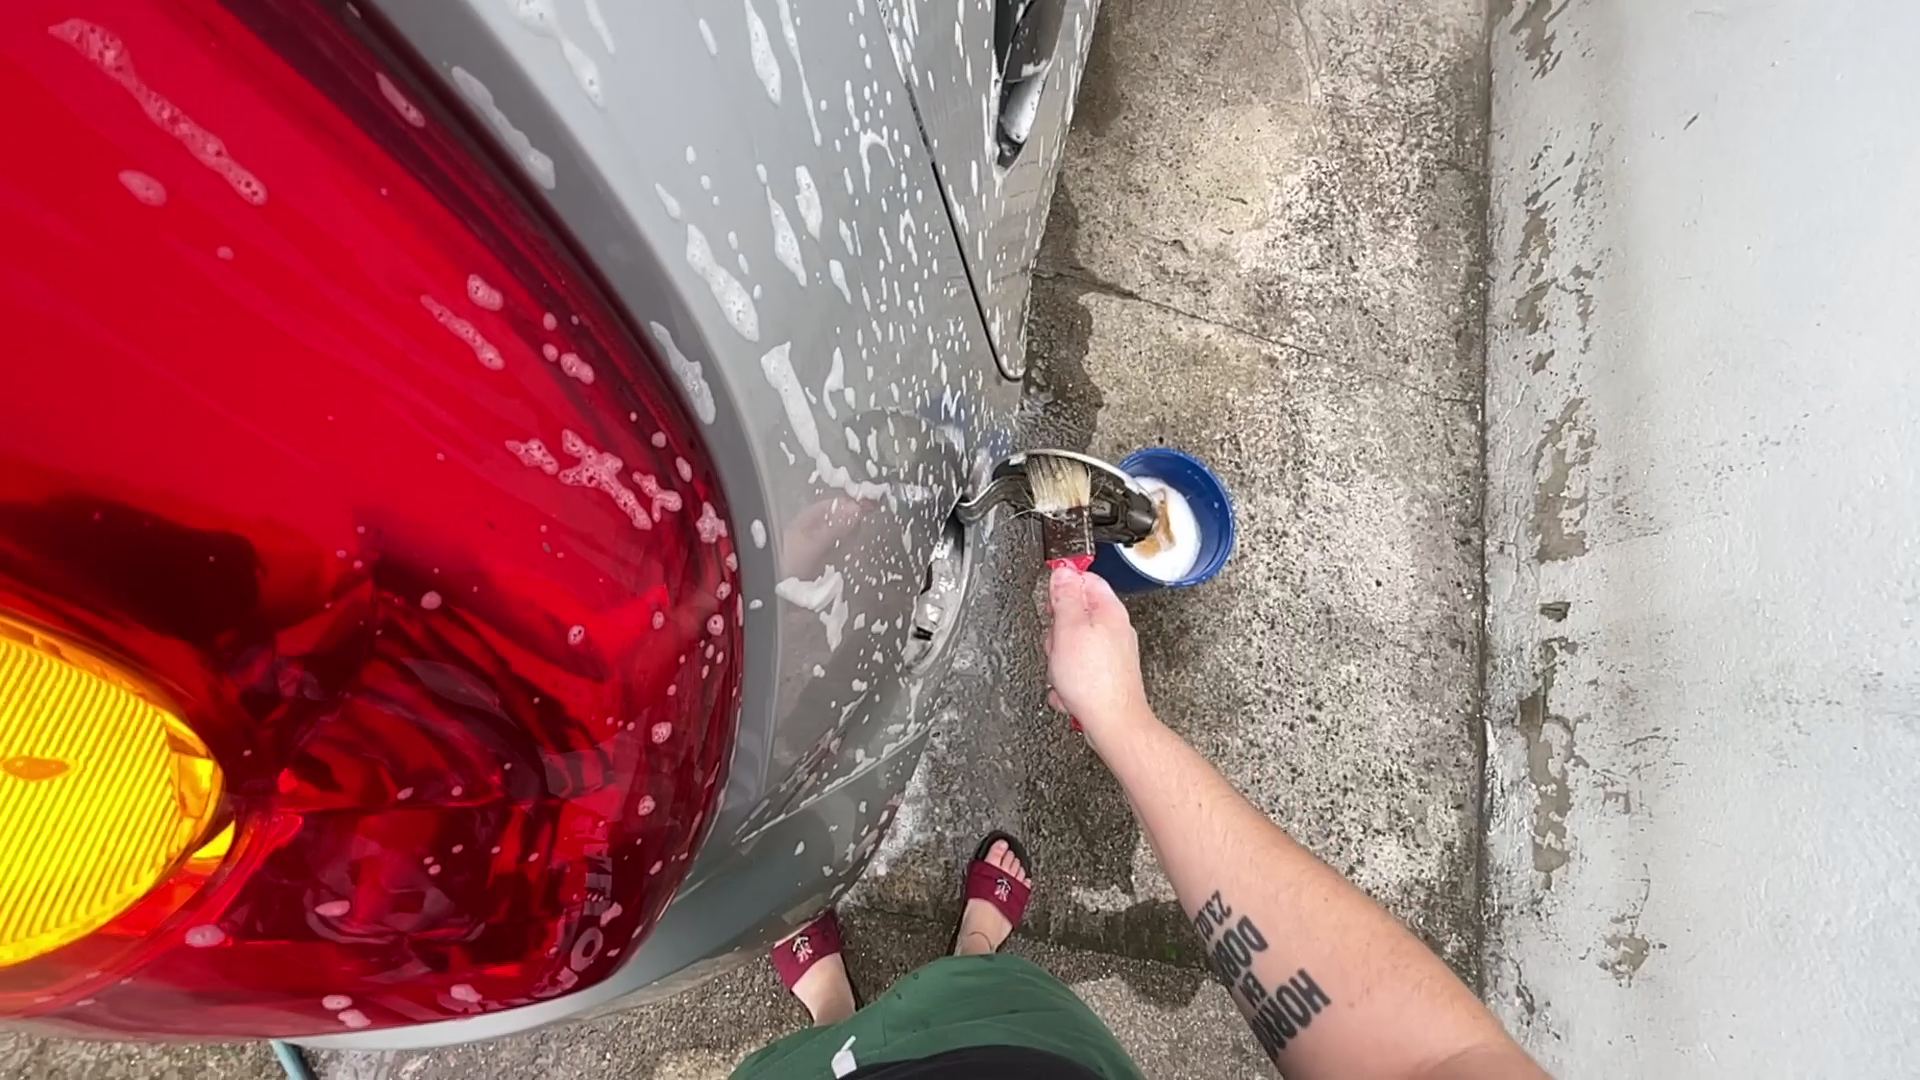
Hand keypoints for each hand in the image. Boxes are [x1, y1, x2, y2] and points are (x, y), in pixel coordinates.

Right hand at [1044, 566, 1154, 748]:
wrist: (1112, 723)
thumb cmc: (1094, 681)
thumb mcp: (1068, 629)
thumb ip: (1064, 598)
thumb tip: (1062, 573)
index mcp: (1109, 610)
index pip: (1085, 579)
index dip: (1062, 587)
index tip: (1050, 603)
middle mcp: (1115, 629)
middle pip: (1075, 614)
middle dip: (1057, 631)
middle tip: (1057, 645)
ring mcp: (1112, 653)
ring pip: (1072, 644)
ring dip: (1060, 659)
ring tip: (1063, 672)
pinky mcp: (1106, 675)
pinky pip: (1077, 669)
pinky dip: (1068, 680)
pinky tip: (1068, 690)